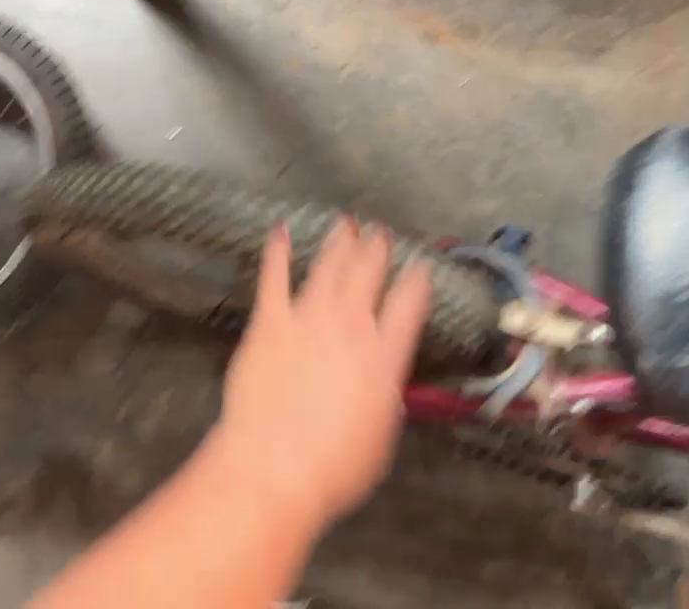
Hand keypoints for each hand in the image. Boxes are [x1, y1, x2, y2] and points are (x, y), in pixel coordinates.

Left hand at [200, 218, 433, 534]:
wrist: (274, 465)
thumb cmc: (336, 465)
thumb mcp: (382, 433)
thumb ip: (386, 392)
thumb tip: (384, 376)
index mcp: (384, 355)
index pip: (409, 304)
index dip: (417, 280)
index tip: (419, 264)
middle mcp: (350, 326)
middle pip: (368, 275)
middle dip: (376, 249)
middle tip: (380, 231)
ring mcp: (307, 318)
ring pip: (328, 268)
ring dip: (339, 242)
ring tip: (346, 222)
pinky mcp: (269, 320)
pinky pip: (274, 277)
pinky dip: (278, 252)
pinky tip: (281, 231)